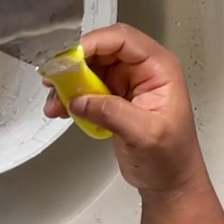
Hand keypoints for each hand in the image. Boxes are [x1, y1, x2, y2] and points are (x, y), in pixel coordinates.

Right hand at [44, 23, 208, 195]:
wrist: (169, 182)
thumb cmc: (170, 159)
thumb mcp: (145, 135)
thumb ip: (112, 113)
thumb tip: (79, 100)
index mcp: (159, 68)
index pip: (122, 40)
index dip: (92, 44)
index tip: (67, 60)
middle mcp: (142, 70)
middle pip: (101, 51)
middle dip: (74, 64)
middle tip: (52, 80)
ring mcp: (126, 83)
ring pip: (89, 68)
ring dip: (68, 82)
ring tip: (54, 103)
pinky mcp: (112, 98)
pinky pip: (85, 87)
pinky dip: (70, 96)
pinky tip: (60, 110)